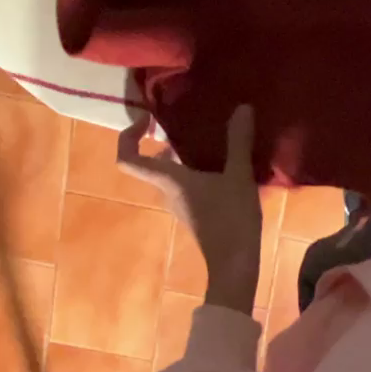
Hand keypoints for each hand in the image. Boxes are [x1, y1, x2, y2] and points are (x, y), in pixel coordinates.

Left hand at [118, 106, 262, 312]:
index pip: (128, 158)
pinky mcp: (195, 213)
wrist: (236, 263)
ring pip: (172, 174)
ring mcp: (180, 205)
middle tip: (188, 122)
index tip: (146, 120)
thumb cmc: (231, 218)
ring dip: (185, 156)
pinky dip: (197, 171)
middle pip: (153, 162)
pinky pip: (188, 185)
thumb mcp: (238, 176)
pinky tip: (224, 166)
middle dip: (165, 140)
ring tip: (211, 140)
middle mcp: (167, 191)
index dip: (127, 136)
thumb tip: (243, 108)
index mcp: (169, 180)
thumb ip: (238, 142)